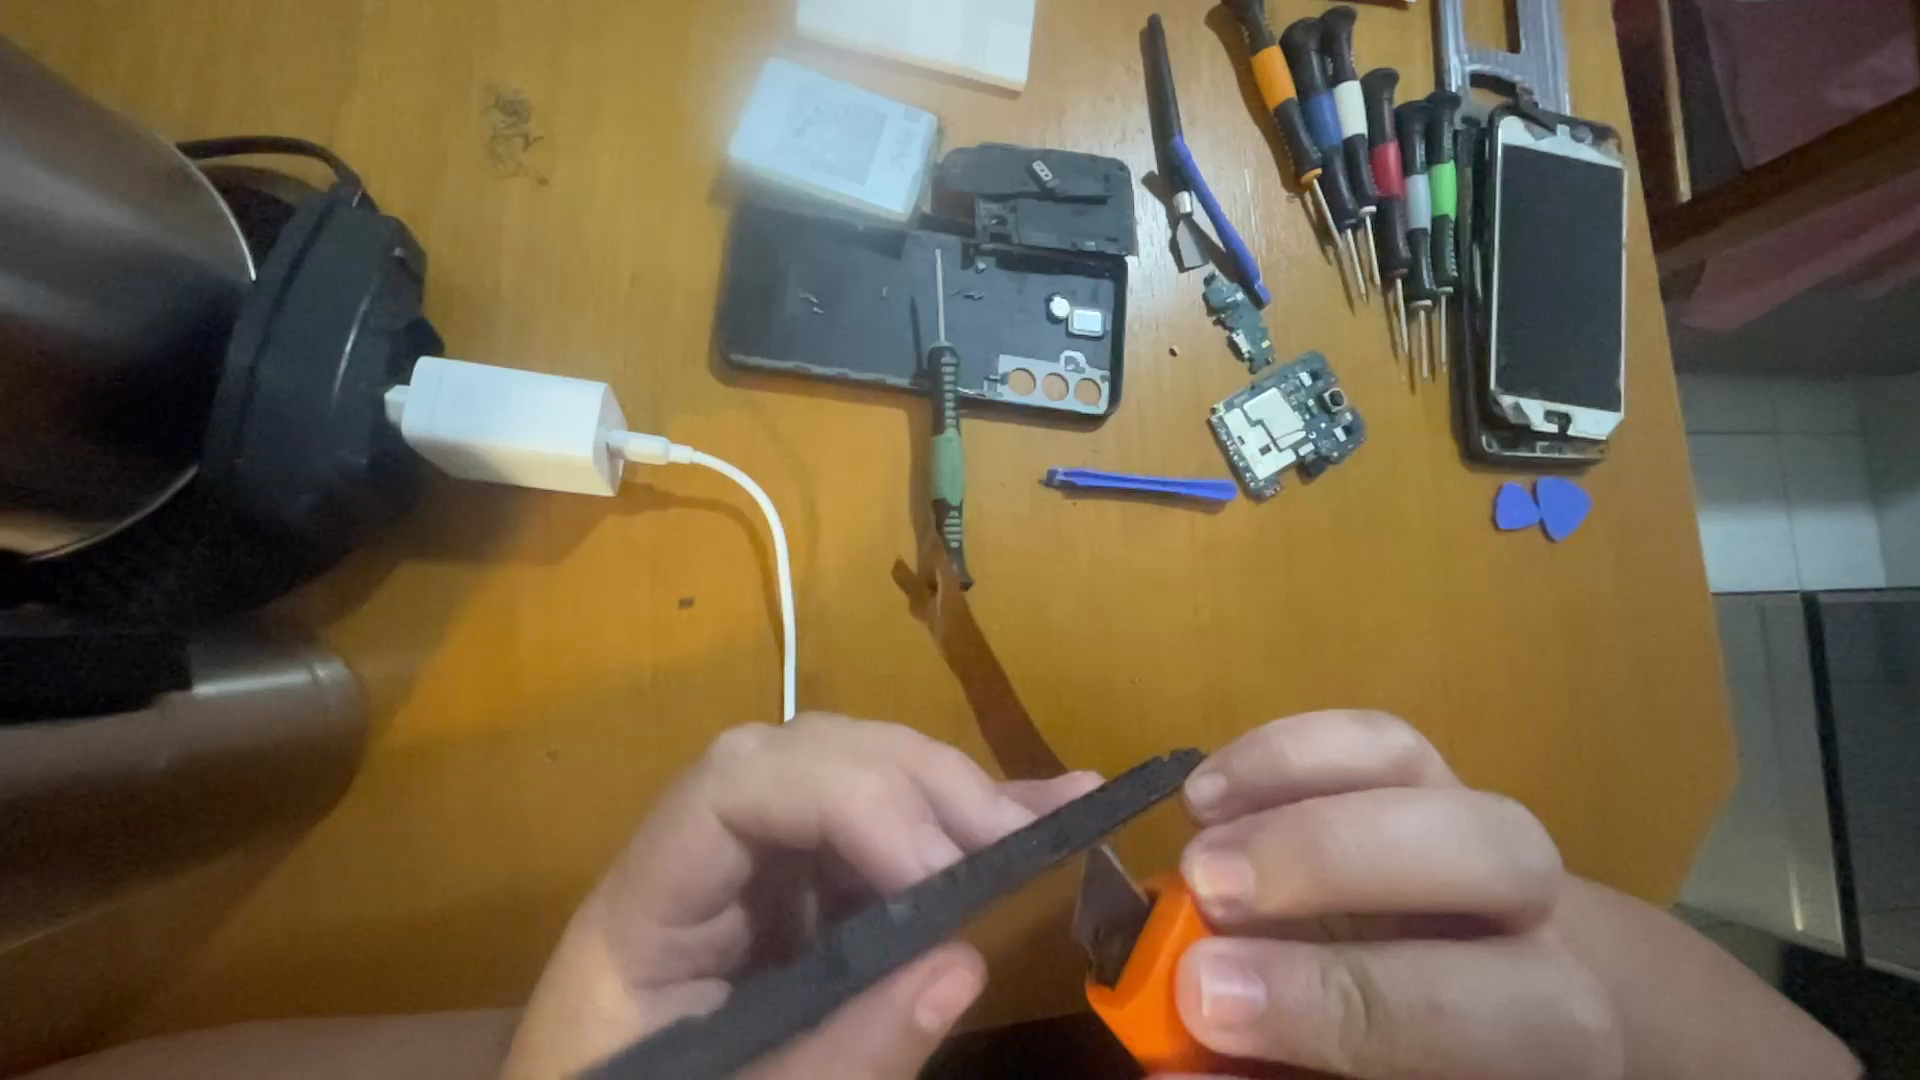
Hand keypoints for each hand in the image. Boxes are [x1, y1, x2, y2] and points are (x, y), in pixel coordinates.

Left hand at [500, 714, 1099, 1079]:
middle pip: (808, 757)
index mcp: (646, 905)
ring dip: (949, 792)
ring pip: (857, 771)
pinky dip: (956, 820)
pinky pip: (885, 826)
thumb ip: (838, 1055)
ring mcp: (759, 859)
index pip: (733, 787)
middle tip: (1008, 842)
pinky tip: (1036, 807)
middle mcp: (704, 851)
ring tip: (1035, 826)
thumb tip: (962, 961)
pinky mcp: (807, 880)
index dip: (843, 798)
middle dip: (915, 786)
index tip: (935, 872)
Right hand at [1166, 710, 1623, 1079]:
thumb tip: (1168, 1064)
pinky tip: (1207, 792)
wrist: (1452, 984)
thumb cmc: (1376, 1046)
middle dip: (1333, 864)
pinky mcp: (1429, 777)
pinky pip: (1382, 740)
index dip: (1343, 1004)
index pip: (1494, 1025)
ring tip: (1197, 831)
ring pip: (1445, 785)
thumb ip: (1258, 1067)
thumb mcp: (1313, 1077)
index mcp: (1538, 1048)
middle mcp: (1546, 935)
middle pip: (1502, 865)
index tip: (1205, 995)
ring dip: (1305, 799)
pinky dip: (1285, 753)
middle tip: (1205, 886)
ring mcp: (1490, 842)